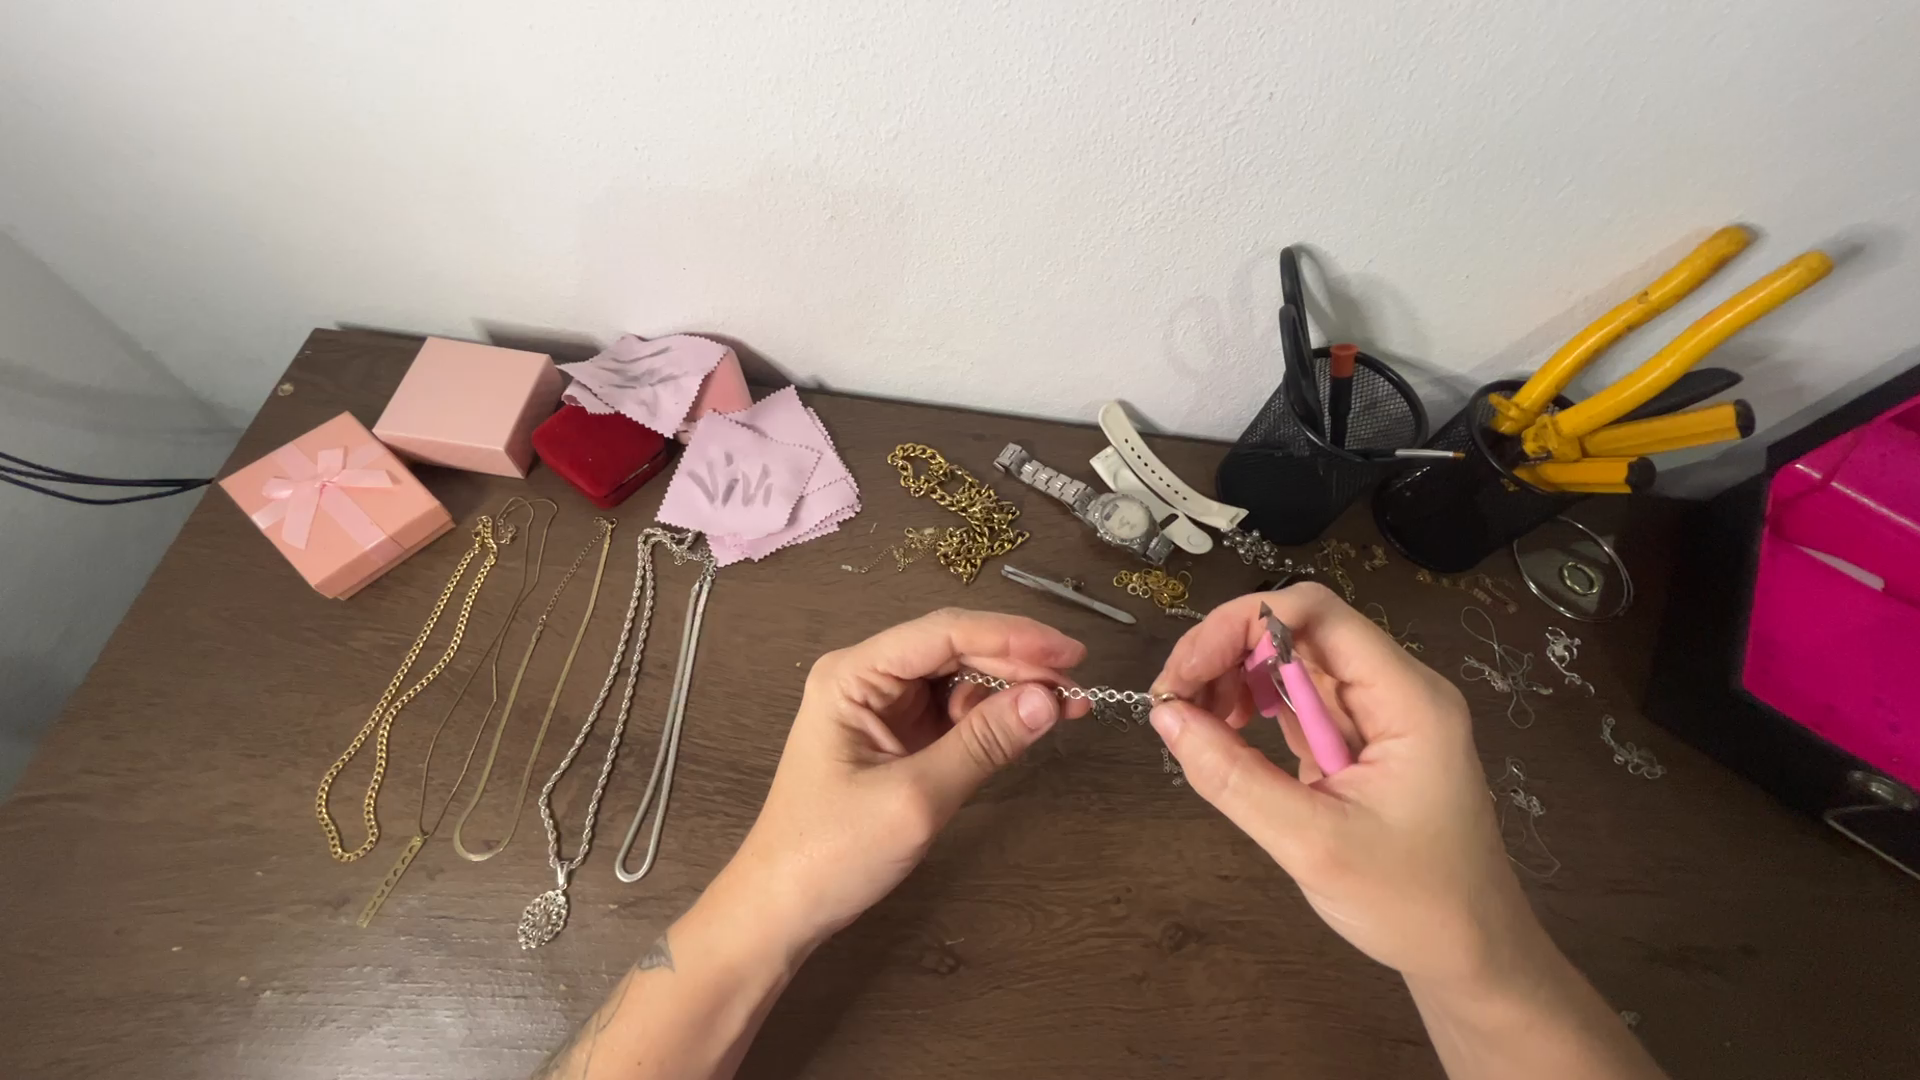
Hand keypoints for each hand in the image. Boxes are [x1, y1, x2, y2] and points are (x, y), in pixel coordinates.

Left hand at [724, 608, 1089, 950]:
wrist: (783, 910)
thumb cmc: (832, 853)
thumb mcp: (916, 798)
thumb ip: (984, 743)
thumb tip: (1050, 700)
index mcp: (854, 673)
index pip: (943, 632)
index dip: (1012, 637)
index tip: (1070, 654)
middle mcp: (868, 675)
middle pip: (954, 648)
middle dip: (1018, 664)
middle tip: (1077, 686)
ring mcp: (884, 703)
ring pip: (960, 676)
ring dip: (1012, 688)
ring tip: (1068, 706)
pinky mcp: (899, 732)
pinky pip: (954, 709)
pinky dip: (994, 715)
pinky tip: (1029, 722)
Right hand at [1149, 583, 1541, 988]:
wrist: (1472, 956)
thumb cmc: (1412, 905)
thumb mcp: (1312, 844)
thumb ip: (1233, 778)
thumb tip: (1165, 716)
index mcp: (1406, 698)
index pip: (1314, 611)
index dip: (1239, 624)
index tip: (1186, 673)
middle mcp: (1391, 686)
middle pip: (1293, 627)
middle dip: (1224, 651)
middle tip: (1174, 700)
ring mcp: (1374, 708)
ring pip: (1285, 655)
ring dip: (1229, 675)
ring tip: (1196, 721)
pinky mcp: (1354, 731)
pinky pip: (1290, 692)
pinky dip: (1247, 702)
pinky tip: (1225, 732)